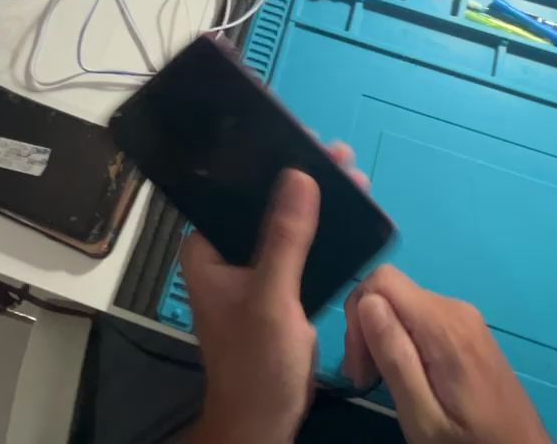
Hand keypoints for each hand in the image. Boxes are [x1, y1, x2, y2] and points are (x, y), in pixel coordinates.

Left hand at [181, 143, 364, 443]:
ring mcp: (250, 267)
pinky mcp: (274, 284)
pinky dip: (320, 229)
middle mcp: (225, 250)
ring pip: (284, 221)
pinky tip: (345, 214)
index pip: (235, 190)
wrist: (263, 425)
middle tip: (338, 156)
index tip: (305, 141)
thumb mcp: (272, 298)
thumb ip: (285, 238)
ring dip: (315, 200)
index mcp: (207, 247)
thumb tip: (299, 175)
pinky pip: (296, 245)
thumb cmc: (255, 365)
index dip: (269, 161)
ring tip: (350, 175)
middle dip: (302, 177)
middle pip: (263, 201)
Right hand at [343, 265, 549, 443]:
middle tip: (364, 381)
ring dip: (384, 337)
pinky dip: (404, 341)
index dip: (358, 314)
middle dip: (368, 329)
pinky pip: (422, 318)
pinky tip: (408, 378)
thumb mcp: (424, 418)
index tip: (357, 365)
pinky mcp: (470, 332)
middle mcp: (455, 308)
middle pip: (391, 292)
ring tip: (383, 383)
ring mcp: (466, 319)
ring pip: (404, 305)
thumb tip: (366, 302)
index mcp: (444, 324)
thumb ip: (394, 355)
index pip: (382, 279)